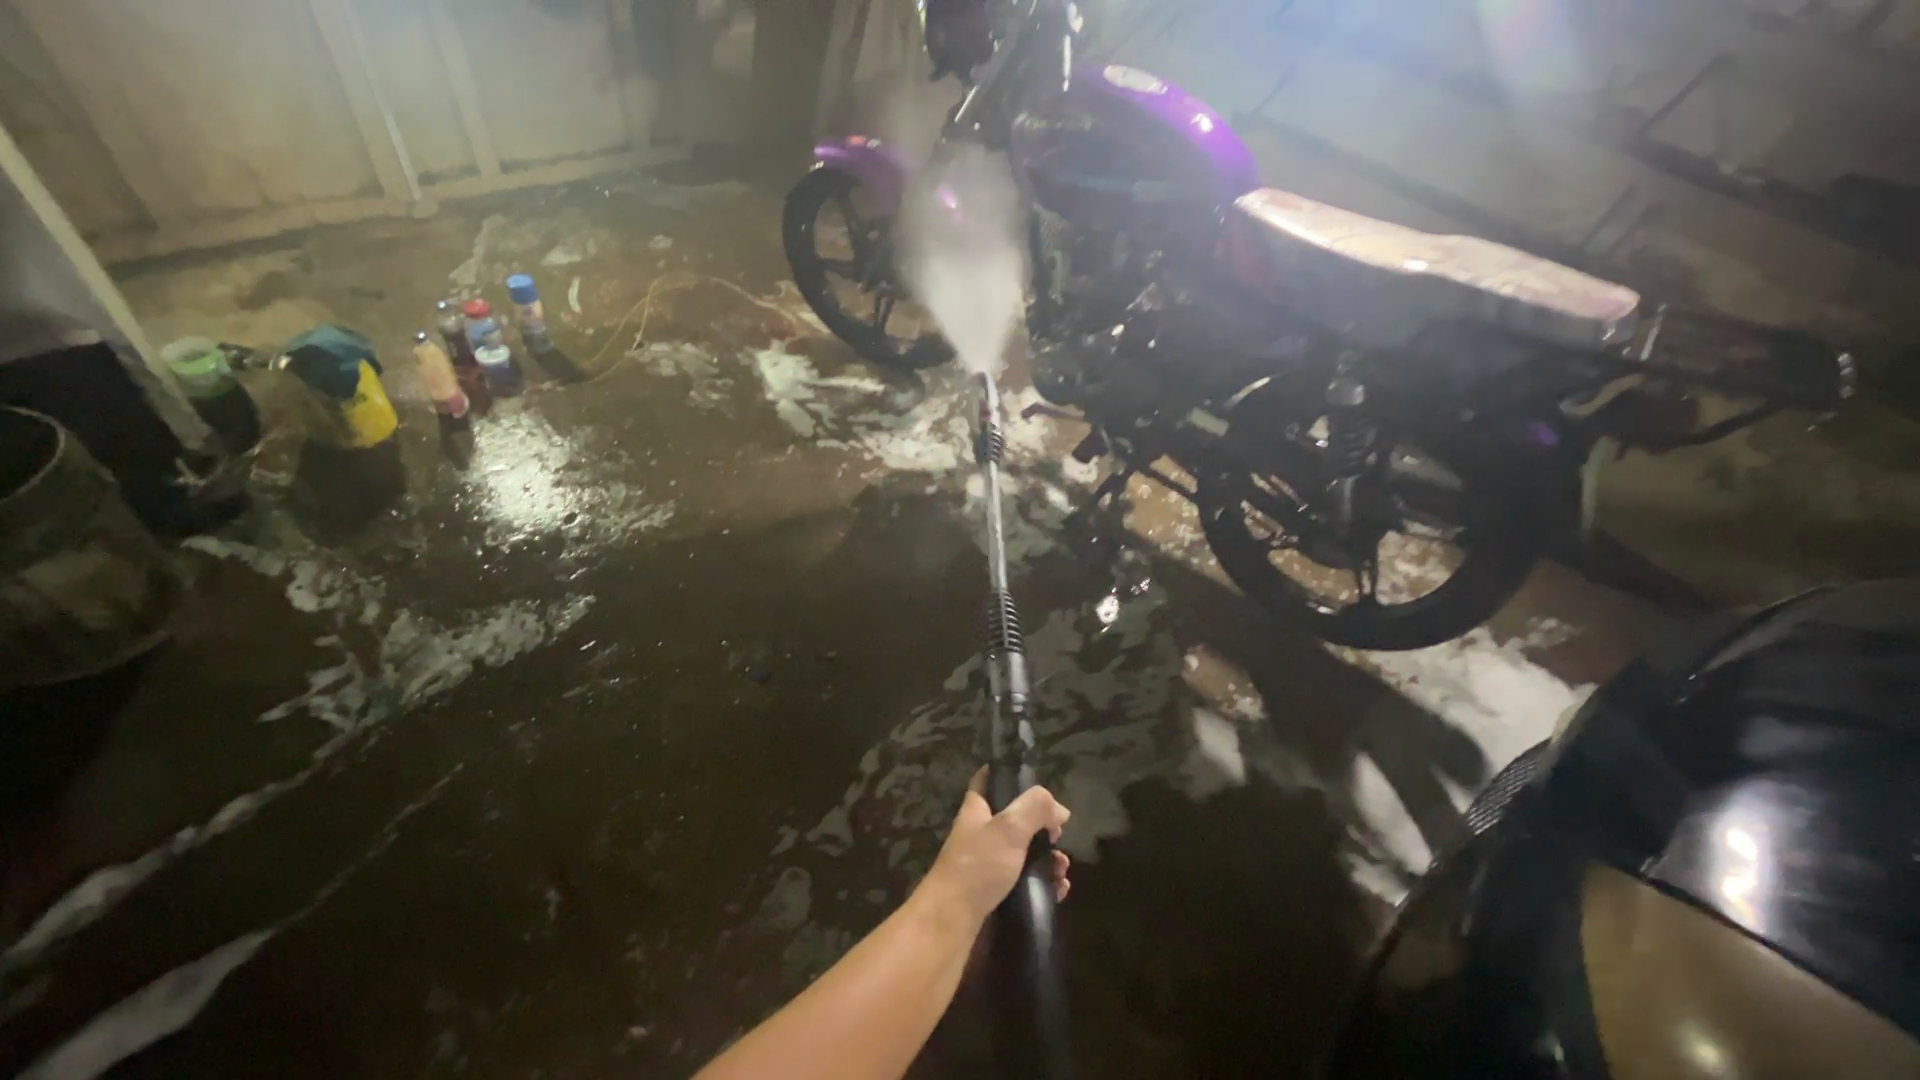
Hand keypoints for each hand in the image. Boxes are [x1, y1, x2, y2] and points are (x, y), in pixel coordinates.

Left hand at [920, 767, 1071, 926]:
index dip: (1005, 773)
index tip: (1031, 775)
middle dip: (1042, 827)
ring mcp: (988, 867)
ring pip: (1025, 855)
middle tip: (1058, 835)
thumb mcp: (1008, 827)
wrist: (952, 925)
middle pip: (1016, 821)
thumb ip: (1035, 809)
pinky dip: (1045, 885)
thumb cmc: (977, 867)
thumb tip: (1060, 810)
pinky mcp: (997, 896)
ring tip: (1062, 870)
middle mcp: (981, 836)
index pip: (986, 781)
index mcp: (976, 811)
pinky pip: (1027, 885)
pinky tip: (1059, 890)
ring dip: (1048, 859)